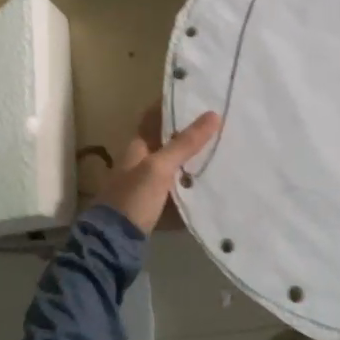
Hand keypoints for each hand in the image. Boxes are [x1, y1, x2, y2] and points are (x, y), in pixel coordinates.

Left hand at [93, 108, 220, 233]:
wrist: (114, 244)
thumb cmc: (133, 198)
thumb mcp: (159, 167)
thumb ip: (185, 143)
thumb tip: (213, 114)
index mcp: (138, 147)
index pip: (154, 117)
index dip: (172, 105)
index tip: (197, 96)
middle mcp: (141, 162)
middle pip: (168, 143)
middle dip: (191, 134)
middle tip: (221, 125)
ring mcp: (148, 187)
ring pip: (175, 168)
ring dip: (194, 162)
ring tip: (224, 152)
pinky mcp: (156, 208)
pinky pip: (178, 194)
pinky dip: (192, 190)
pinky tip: (213, 188)